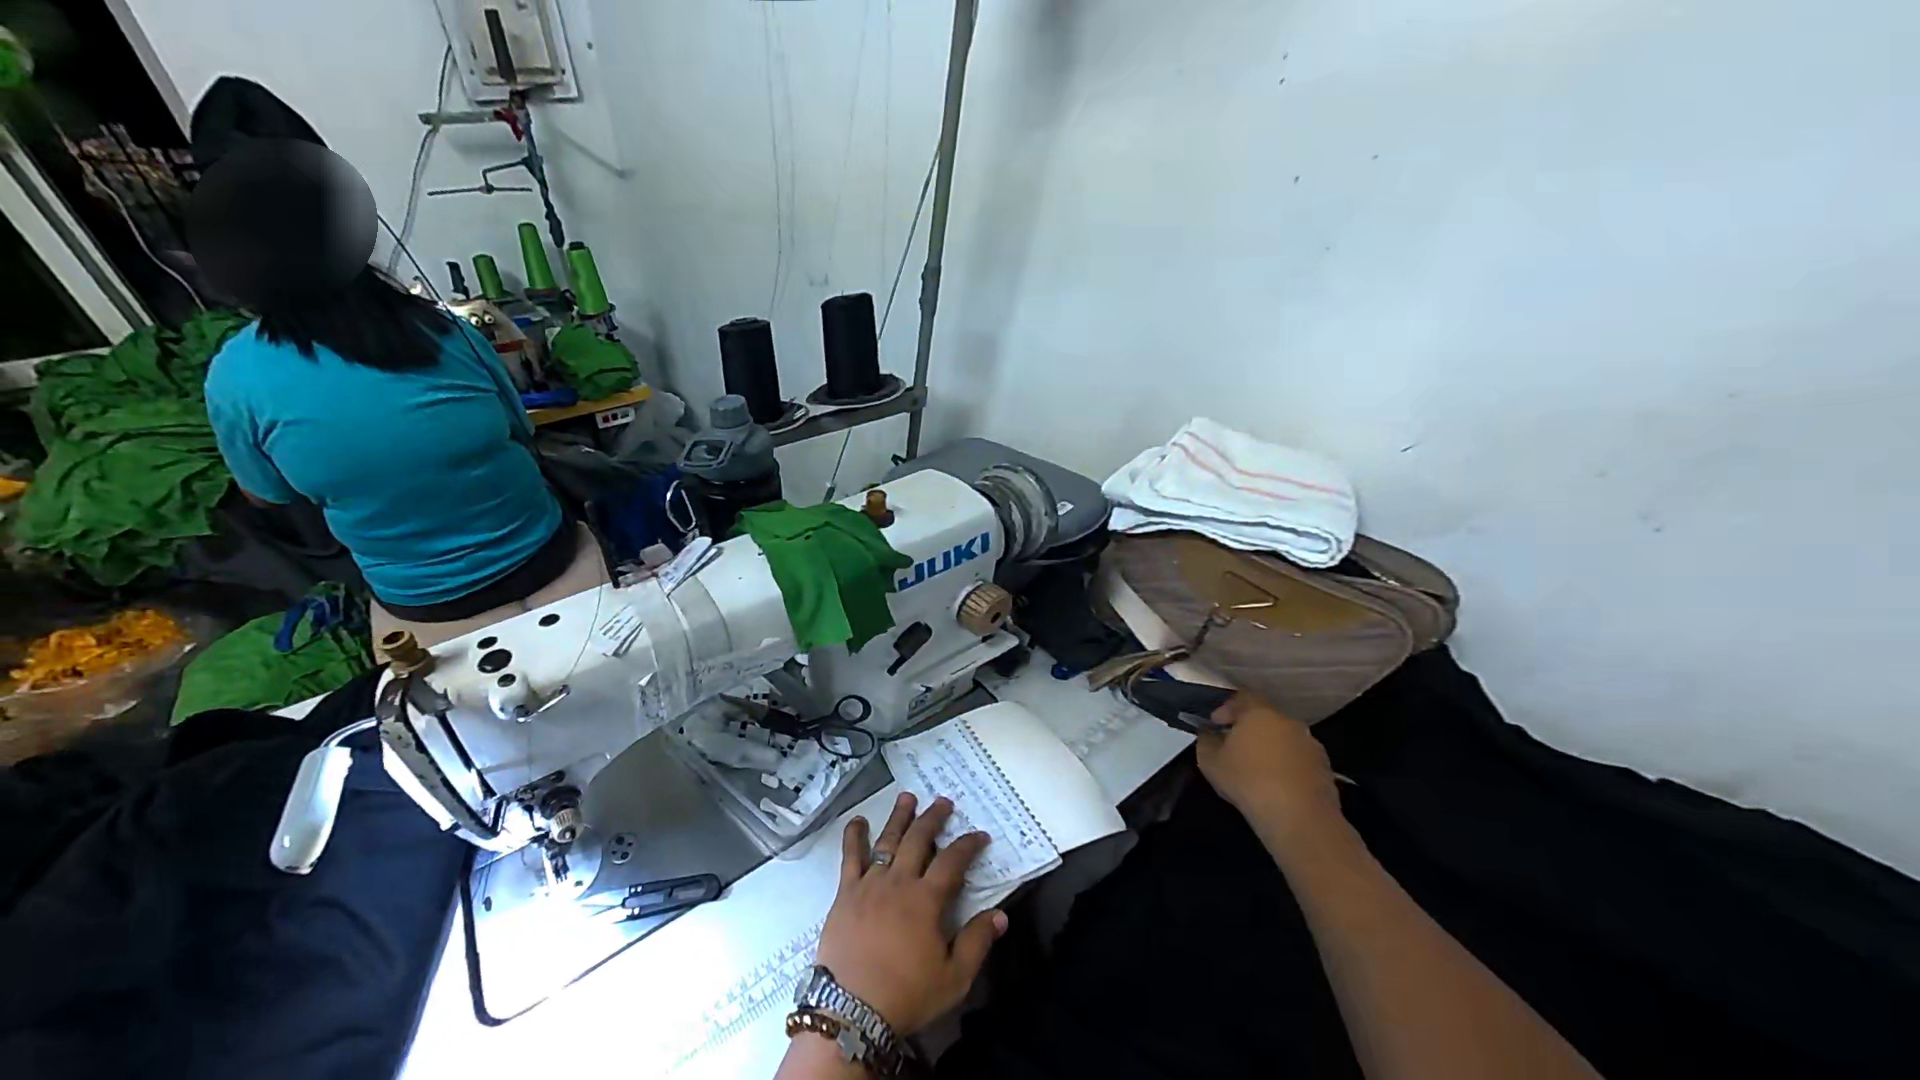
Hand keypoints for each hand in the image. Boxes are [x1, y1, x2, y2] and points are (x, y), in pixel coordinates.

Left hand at [814, 793, 1007, 1035]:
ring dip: (899, 817)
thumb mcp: (954, 977)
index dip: (968, 845)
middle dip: (934, 818)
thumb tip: (1000, 915)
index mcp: (927, 899)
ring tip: (908, 797)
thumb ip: (977, 942)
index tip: (980, 835)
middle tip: (944, 802)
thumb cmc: (907, 994)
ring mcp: (869, 885)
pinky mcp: (845, 894)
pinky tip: (857, 821)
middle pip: (918, 839)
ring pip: (887, 841)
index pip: (953, 861)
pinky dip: (854, 836)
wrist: (851, 1010)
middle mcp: (899, 882)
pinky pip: (850, 857)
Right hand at [1195, 693, 1345, 850]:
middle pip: (1265, 718)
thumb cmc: (1248, 780)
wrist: (1299, 817)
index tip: (1215, 725)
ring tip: (1257, 770)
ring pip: (1284, 739)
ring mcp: (1311, 744)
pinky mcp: (1325, 768)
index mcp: (1259, 713)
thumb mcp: (1210, 761)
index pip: (1241, 699)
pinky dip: (1287, 767)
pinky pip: (1299, 760)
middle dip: (1249, 730)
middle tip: (1235, 747)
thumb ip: (1206, 741)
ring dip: (1270, 748)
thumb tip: (1209, 735)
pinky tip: (1277, 786)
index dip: (1225, 709)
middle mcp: (1288, 721)